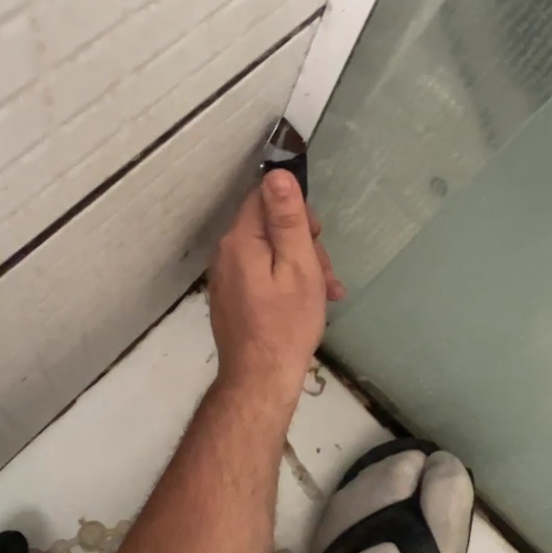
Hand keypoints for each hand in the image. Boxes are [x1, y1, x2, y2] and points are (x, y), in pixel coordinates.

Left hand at [208, 170, 344, 397]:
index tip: (316, 237)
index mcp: (240, 240)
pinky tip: (308, 302)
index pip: (264, 196)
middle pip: (268, 225)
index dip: (295, 210)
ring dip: (300, 264)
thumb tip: (277, 173)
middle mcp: (226, 252)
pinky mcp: (232, 295)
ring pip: (269, 251)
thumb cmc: (287, 323)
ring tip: (325, 293)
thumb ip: (288, 220)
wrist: (260, 379)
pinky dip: (286, 280)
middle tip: (325, 274)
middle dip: (302, 242)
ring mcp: (227, 276)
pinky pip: (262, 273)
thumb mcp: (298, 266)